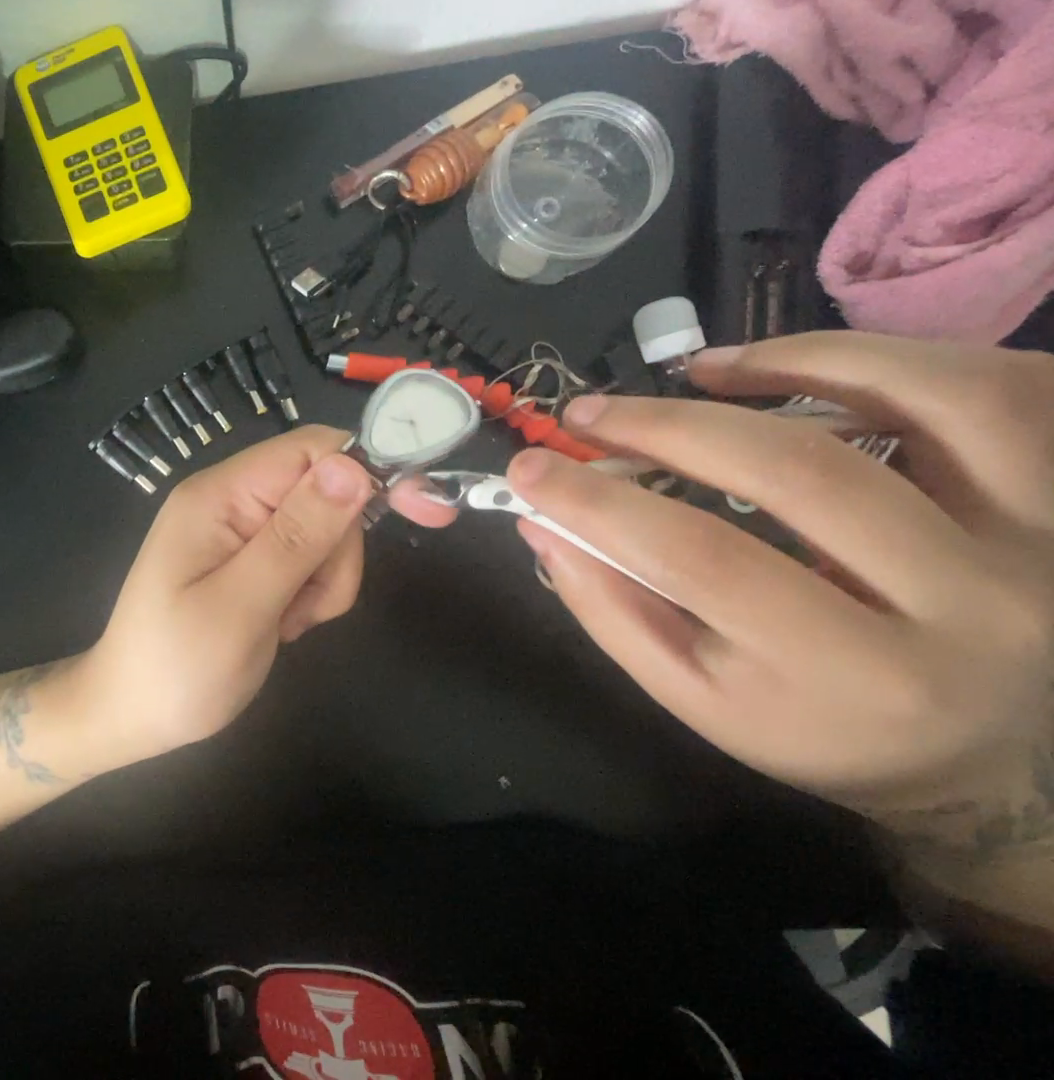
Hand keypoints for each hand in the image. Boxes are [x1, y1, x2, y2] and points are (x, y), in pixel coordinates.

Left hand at [77, 425, 374, 756]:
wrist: (131, 716)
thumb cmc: (176, 668)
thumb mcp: (240, 606)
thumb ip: (296, 537)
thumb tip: (353, 467)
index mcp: (218, 497)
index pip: (311, 449)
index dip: (368, 470)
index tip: (423, 508)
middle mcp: (230, 503)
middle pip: (326, 493)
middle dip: (337, 552)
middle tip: (303, 607)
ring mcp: (239, 535)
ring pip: (325, 534)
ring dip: (323, 583)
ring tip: (283, 625)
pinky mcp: (250, 565)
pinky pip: (307, 564)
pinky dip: (309, 596)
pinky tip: (280, 627)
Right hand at [387, 333, 1053, 855]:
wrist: (991, 755)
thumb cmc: (822, 729)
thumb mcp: (700, 698)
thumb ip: (617, 612)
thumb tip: (545, 520)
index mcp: (851, 677)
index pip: (703, 561)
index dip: (601, 503)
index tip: (530, 468)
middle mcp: (968, 607)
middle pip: (800, 473)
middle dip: (669, 428)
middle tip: (590, 414)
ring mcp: (1044, 542)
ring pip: (934, 400)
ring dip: (793, 363)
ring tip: (702, 370)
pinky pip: (1009, 387)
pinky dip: (895, 358)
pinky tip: (810, 367)